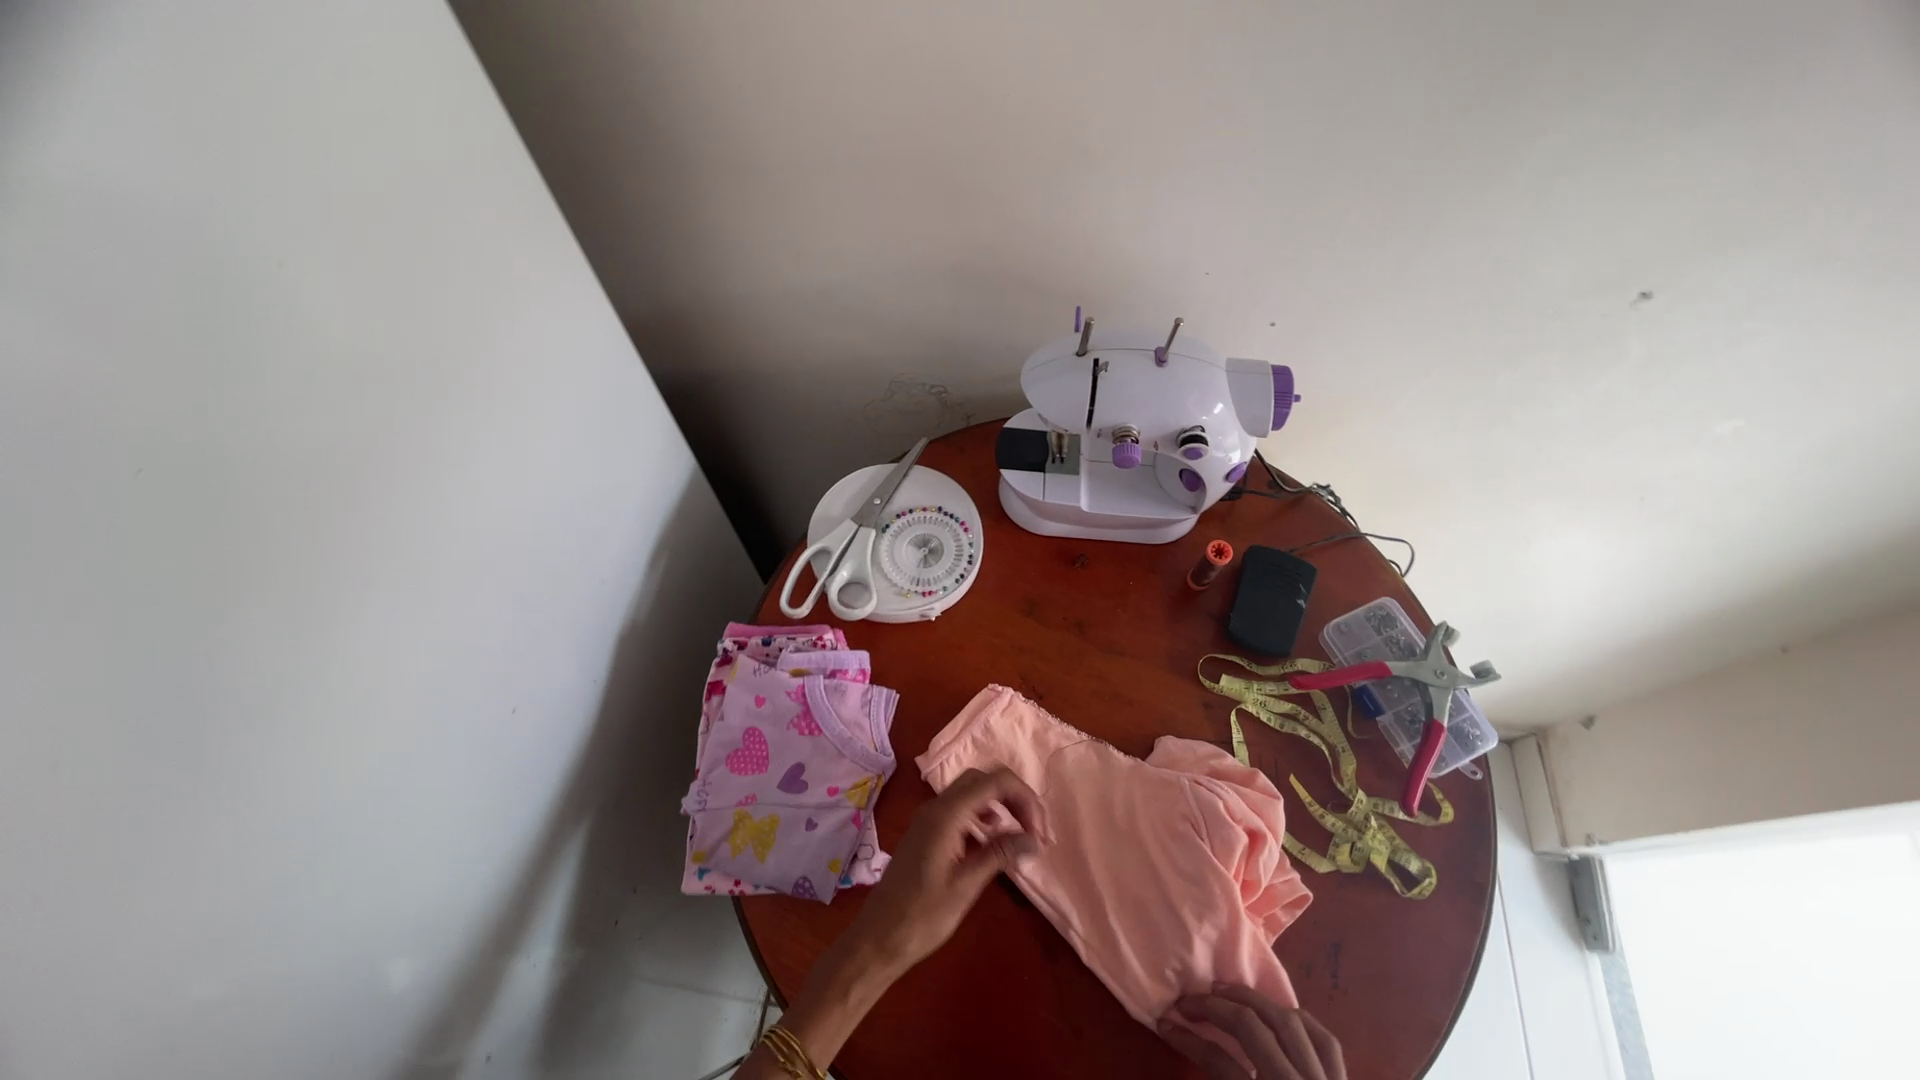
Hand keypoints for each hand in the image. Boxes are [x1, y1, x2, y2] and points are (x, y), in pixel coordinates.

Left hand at [846, 766, 1052, 974]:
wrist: (878, 938)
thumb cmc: (922, 916)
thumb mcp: (966, 886)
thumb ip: (1000, 854)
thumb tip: (1034, 839)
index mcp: (945, 815)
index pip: (995, 781)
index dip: (1025, 798)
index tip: (1040, 833)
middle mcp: (936, 808)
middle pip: (983, 780)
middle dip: (1014, 797)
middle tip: (1034, 831)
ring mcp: (929, 819)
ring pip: (972, 792)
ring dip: (1001, 805)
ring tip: (1021, 836)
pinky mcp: (928, 833)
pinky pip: (961, 810)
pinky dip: (984, 816)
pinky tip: (994, 841)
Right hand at [1159, 985, 1346, 1079]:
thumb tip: (1181, 1050)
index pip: (1220, 1063)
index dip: (1188, 1040)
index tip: (1164, 1023)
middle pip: (1253, 1029)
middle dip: (1215, 1007)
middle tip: (1187, 1002)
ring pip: (1289, 1022)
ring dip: (1252, 1000)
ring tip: (1224, 991)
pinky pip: (1325, 1041)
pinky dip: (1298, 1019)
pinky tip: (1278, 1013)